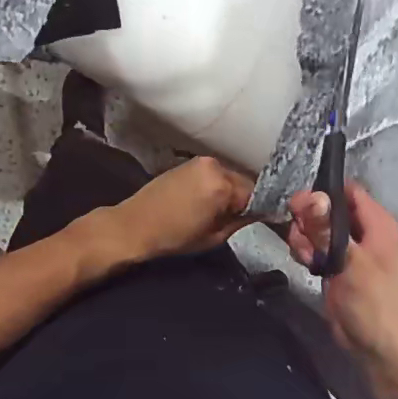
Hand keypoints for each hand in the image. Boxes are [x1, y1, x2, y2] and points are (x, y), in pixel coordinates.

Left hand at [93, 156, 255, 263]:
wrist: (134, 225)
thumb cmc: (174, 237)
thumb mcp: (214, 236)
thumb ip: (240, 221)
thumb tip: (258, 214)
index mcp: (222, 185)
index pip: (255, 194)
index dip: (260, 208)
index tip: (263, 219)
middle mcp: (215, 166)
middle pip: (243, 182)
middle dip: (245, 199)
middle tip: (242, 218)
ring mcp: (201, 162)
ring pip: (229, 177)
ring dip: (230, 192)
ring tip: (223, 211)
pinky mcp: (189, 163)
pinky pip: (214, 174)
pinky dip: (217, 185)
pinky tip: (209, 201)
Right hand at [287, 181, 397, 374]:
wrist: (376, 349)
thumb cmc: (371, 303)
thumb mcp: (348, 262)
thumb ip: (326, 228)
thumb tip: (310, 195)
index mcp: (378, 223)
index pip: (349, 191)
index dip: (325, 193)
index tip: (301, 205)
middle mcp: (365, 231)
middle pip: (328, 208)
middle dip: (309, 219)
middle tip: (300, 236)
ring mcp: (350, 249)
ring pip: (318, 228)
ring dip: (305, 238)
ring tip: (306, 257)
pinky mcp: (337, 266)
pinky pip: (317, 247)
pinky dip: (307, 252)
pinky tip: (306, 265)